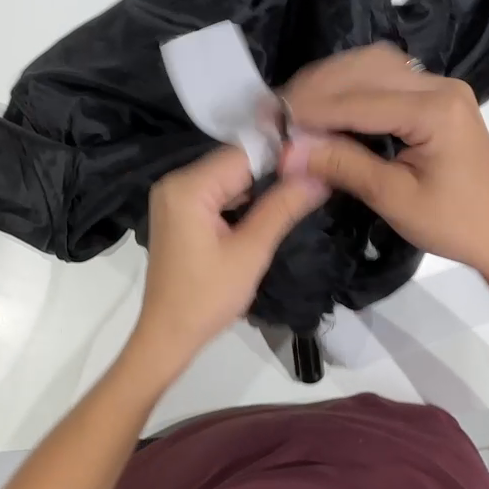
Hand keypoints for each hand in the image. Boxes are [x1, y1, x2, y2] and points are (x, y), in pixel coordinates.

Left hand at [131, 146, 327, 363]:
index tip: (317, 161)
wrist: (169, 335)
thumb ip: (283, 208)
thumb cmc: (208, 297)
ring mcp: (172, 198)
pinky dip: (239, 200)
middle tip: (313, 177)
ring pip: (226, 179)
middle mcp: (174, 183)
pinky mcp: (176, 214)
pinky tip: (267, 209)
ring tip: (299, 190)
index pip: (242, 154)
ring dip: (258, 186)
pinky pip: (214, 194)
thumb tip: (319, 174)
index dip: (282, 155)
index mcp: (187, 188)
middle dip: (272, 170)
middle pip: (233, 163)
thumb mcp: (251, 251)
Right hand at [281, 44, 488, 285]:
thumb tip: (288, 152)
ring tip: (293, 106)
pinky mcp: (434, 99)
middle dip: (316, 88)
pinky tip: (324, 105)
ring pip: (373, 66)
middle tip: (275, 111)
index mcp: (436, 111)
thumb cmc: (452, 224)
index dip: (311, 110)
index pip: (359, 100)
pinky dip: (349, 88)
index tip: (270, 122)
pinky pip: (384, 79)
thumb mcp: (393, 199)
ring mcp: (440, 89)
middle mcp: (440, 86)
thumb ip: (342, 166)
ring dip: (330, 82)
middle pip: (365, 68)